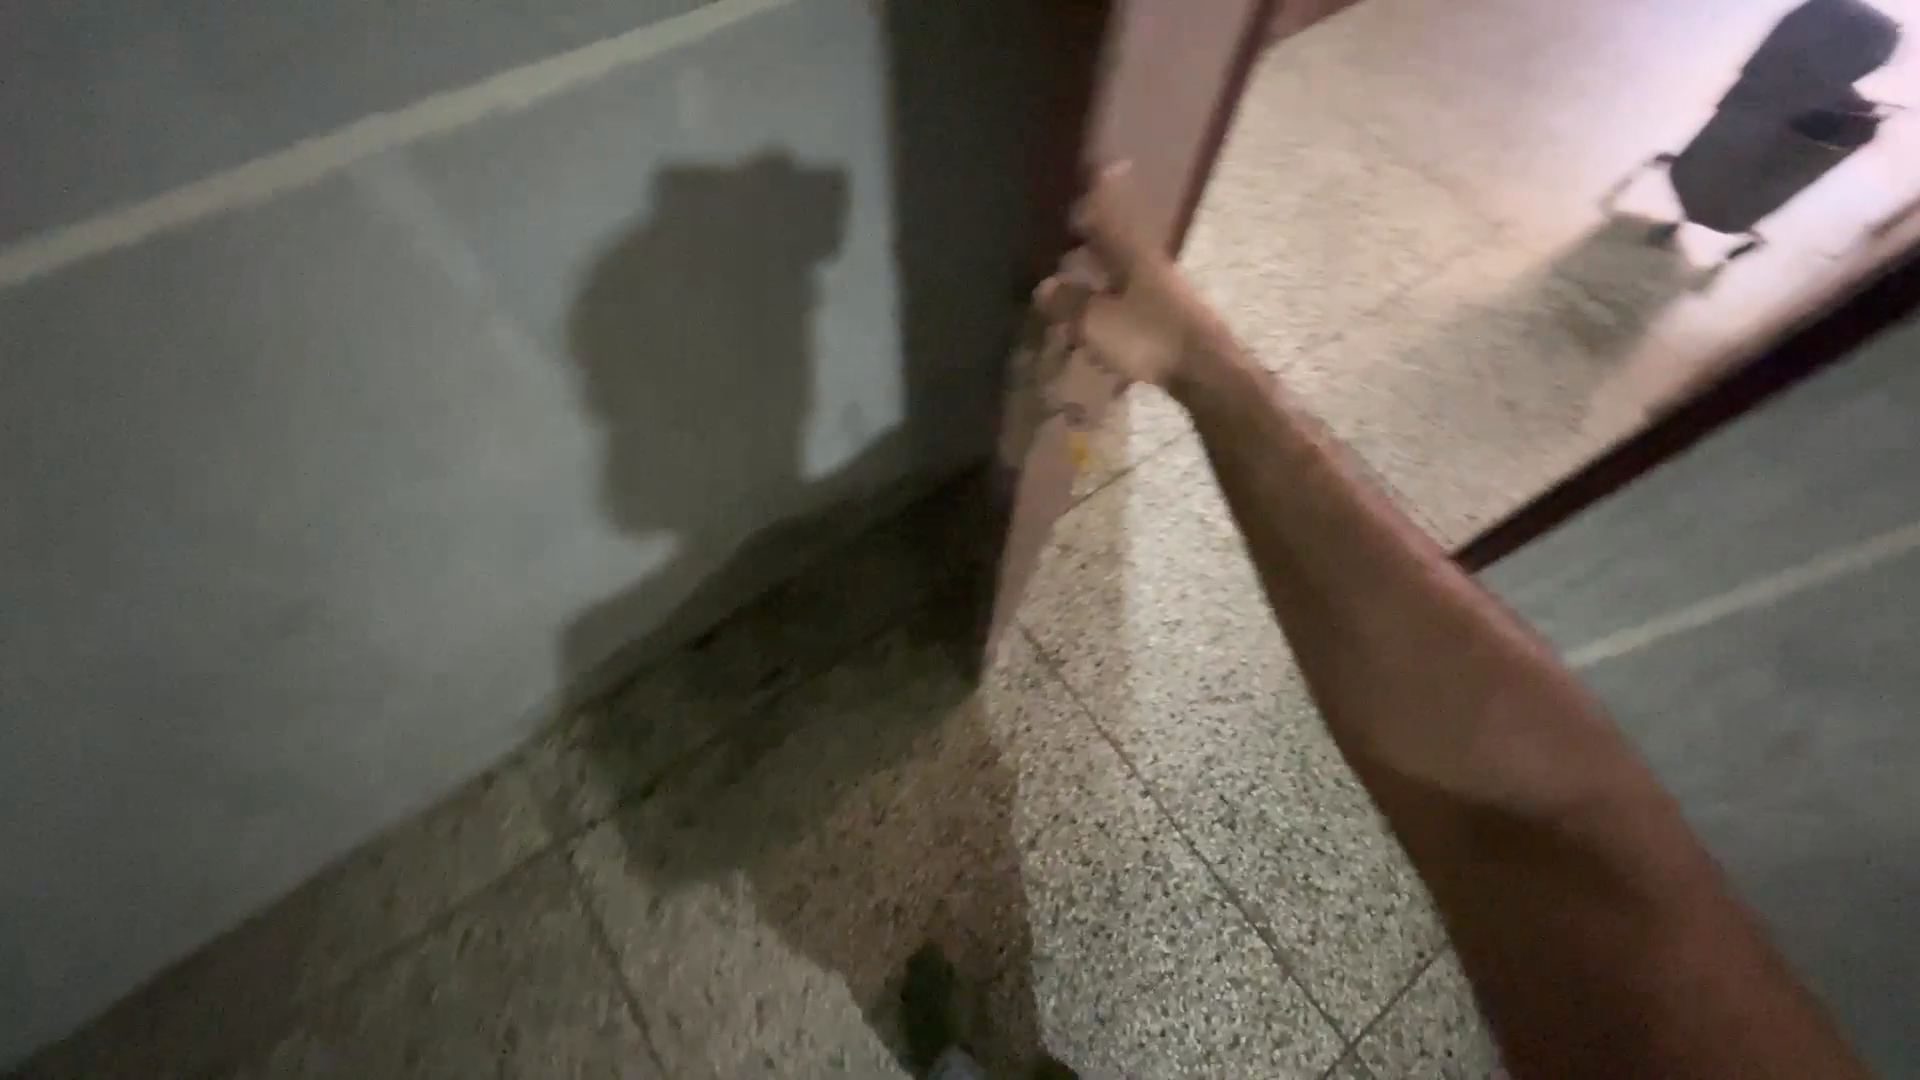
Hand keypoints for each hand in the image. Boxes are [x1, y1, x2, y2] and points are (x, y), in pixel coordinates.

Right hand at [1034, 165, 1226, 394]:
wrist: (1206, 371)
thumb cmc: (1149, 337)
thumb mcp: (1098, 321)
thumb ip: (1069, 302)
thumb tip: (1044, 286)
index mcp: (1133, 255)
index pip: (1113, 214)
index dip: (1104, 194)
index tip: (1104, 166)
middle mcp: (1151, 266)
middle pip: (1122, 242)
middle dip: (1100, 235)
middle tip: (1078, 226)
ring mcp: (1165, 293)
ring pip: (1128, 272)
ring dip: (1106, 270)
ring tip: (1082, 276)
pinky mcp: (1171, 320)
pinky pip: (1134, 300)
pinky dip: (1115, 299)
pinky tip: (1105, 313)